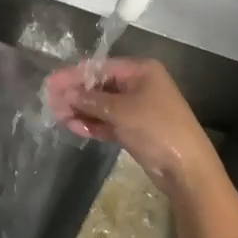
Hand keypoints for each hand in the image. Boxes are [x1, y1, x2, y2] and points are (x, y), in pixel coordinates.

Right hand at [44, 58, 218, 195]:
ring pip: (102, 105)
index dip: (74, 76)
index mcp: (141, 71)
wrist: (186, 169)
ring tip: (59, 118)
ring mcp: (138, 108)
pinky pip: (109, 121)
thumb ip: (89, 99)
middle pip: (100, 86)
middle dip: (76, 94)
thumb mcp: (120, 110)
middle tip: (52, 103)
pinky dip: (93, 124)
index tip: (50, 84)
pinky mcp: (136, 129)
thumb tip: (63, 93)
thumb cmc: (156, 128)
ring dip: (82, 110)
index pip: (100, 68)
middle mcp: (139, 85)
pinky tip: (75, 127)